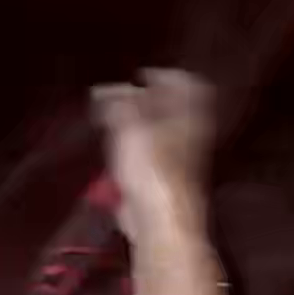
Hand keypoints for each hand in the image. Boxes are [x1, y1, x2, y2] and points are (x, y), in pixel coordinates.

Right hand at [92, 69, 214, 240]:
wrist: (159, 220)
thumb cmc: (150, 169)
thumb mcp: (130, 128)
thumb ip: (119, 104)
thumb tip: (106, 89)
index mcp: (187, 117)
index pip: (187, 85)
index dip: (165, 76)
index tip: (141, 74)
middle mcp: (186, 134)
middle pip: (170, 107)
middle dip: (145, 98)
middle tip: (119, 94)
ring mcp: (175, 157)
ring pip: (157, 128)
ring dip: (135, 120)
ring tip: (110, 117)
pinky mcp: (159, 177)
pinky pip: (145, 150)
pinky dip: (129, 142)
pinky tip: (112, 147)